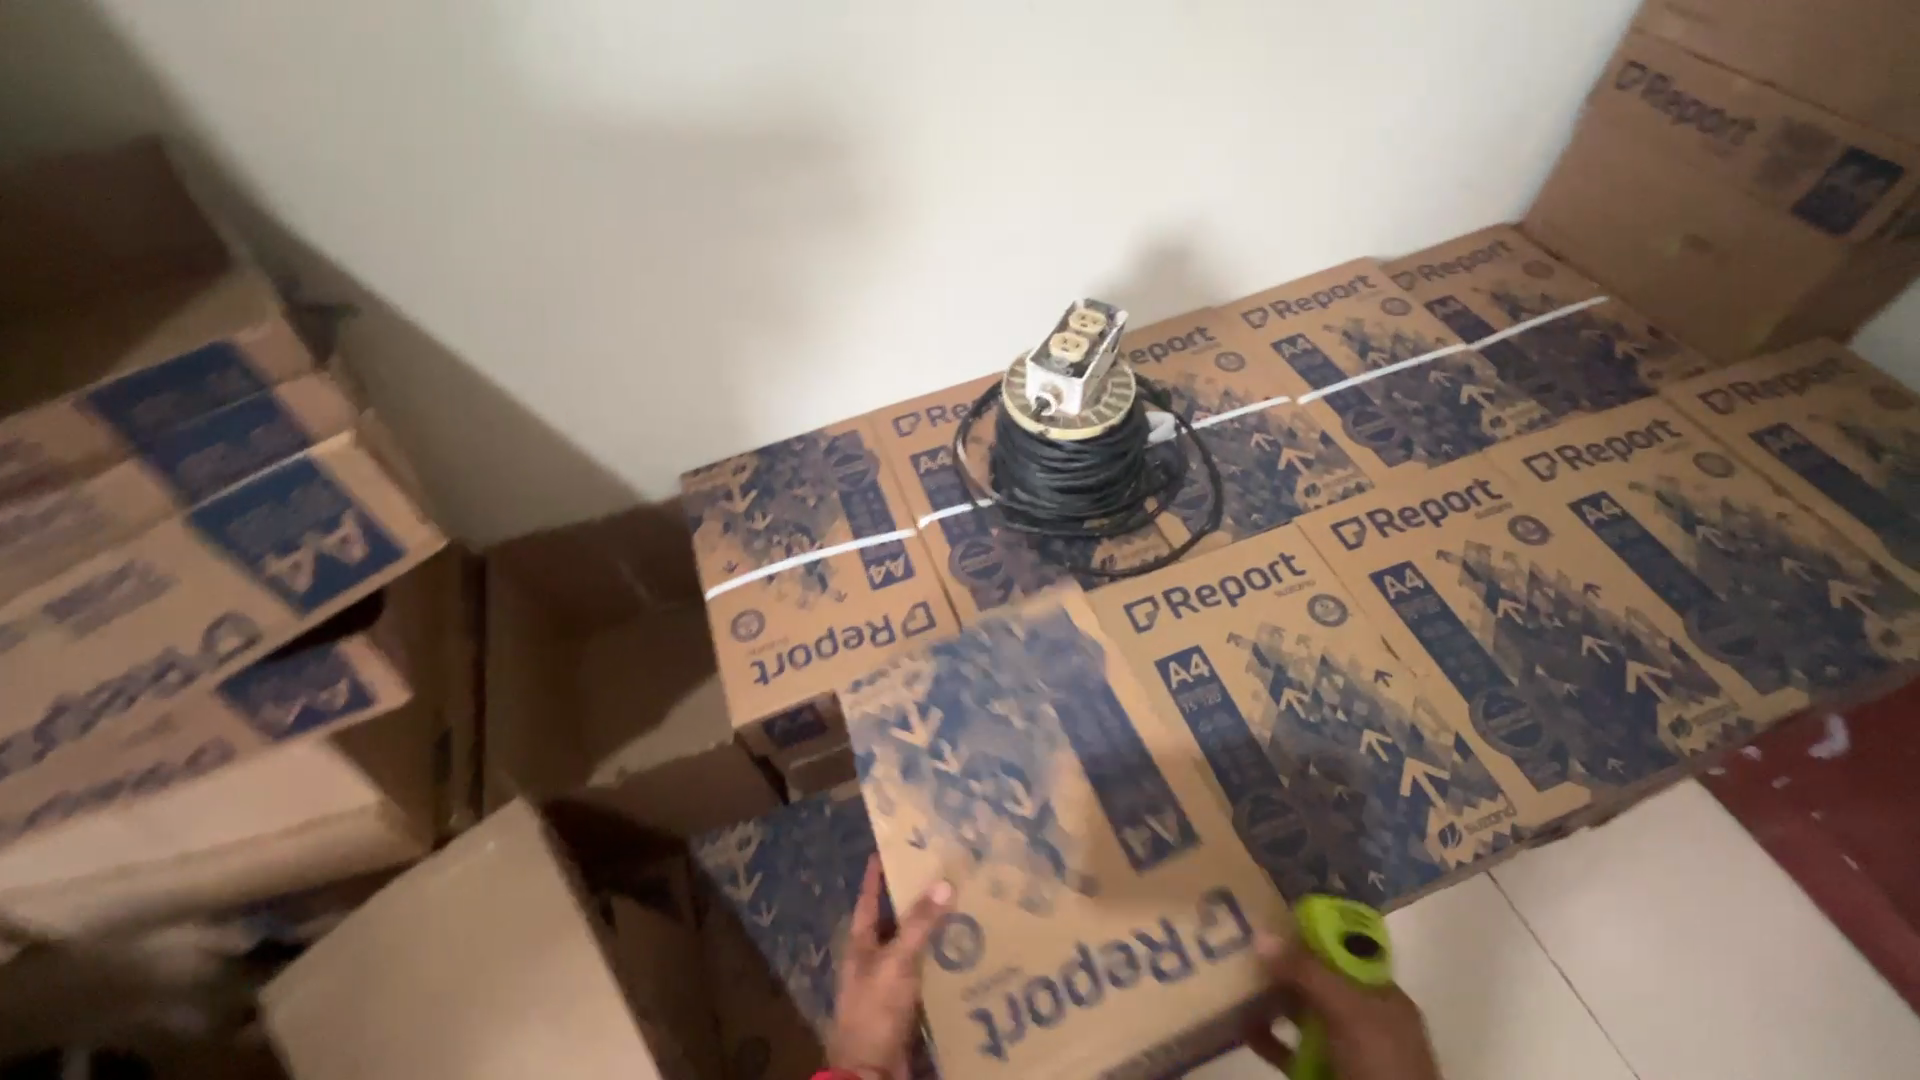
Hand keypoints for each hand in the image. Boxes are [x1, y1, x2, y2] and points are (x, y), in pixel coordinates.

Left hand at [826, 857, 955, 1079]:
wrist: (870, 1072)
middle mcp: (874, 957)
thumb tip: (945, 881)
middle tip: (946, 872)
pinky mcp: (908, 1004)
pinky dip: (945, 961)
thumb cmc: (874, 1010)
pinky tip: (968, 952)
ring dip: (936, 930)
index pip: (869, 897)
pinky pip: (929, 974)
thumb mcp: (896, 962)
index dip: (877, 873)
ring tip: (966, 905)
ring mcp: (890, 982)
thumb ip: (919, 924)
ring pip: (915, 946)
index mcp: (861, 942)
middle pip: (896, 920)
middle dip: (918, 898)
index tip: (890, 846)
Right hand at [1246, 933, 1441, 1079]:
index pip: (1343, 952)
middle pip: (1315, 980)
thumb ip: (1307, 972)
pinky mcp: (1320, 1077)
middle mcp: (1360, 1018)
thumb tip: (1261, 934)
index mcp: (1380, 997)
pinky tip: (1238, 1024)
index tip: (1270, 915)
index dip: (1309, 933)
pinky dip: (1264, 1037)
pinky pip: (1286, 1050)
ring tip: (1231, 978)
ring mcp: (1340, 1050)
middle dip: (1281, 963)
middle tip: (1240, 942)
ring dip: (1267, 998)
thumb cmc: (1382, 1067)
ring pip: (1298, 1013)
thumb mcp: (1349, 1012)